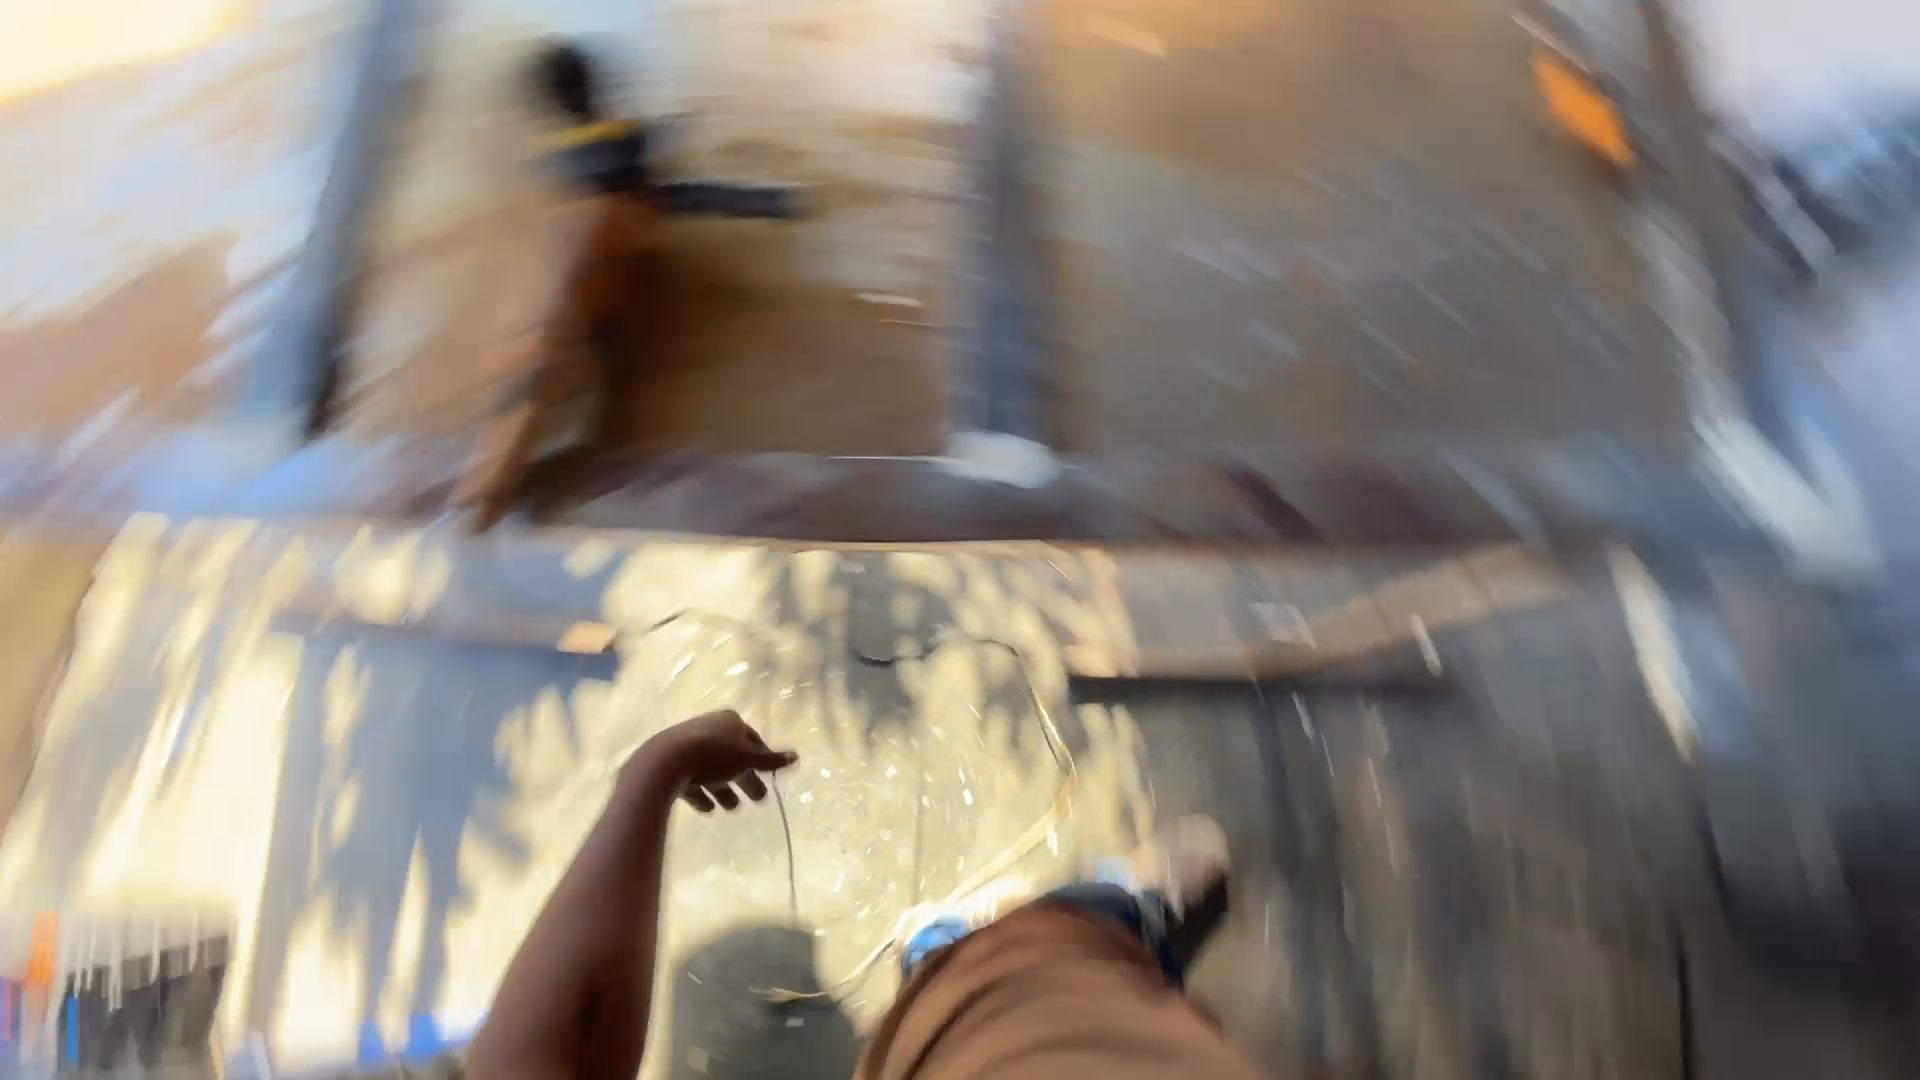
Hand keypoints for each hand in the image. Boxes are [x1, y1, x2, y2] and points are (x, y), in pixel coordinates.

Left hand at [639, 710, 797, 811]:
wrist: (665, 762)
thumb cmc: (714, 755)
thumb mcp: (747, 758)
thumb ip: (770, 760)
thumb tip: (796, 757)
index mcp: (730, 721)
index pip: (752, 740)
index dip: (762, 760)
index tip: (769, 778)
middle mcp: (710, 728)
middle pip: (733, 757)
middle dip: (745, 779)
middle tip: (758, 800)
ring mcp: (689, 745)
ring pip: (713, 769)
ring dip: (724, 789)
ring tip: (732, 809)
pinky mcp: (672, 763)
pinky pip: (692, 779)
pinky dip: (702, 793)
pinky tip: (708, 810)